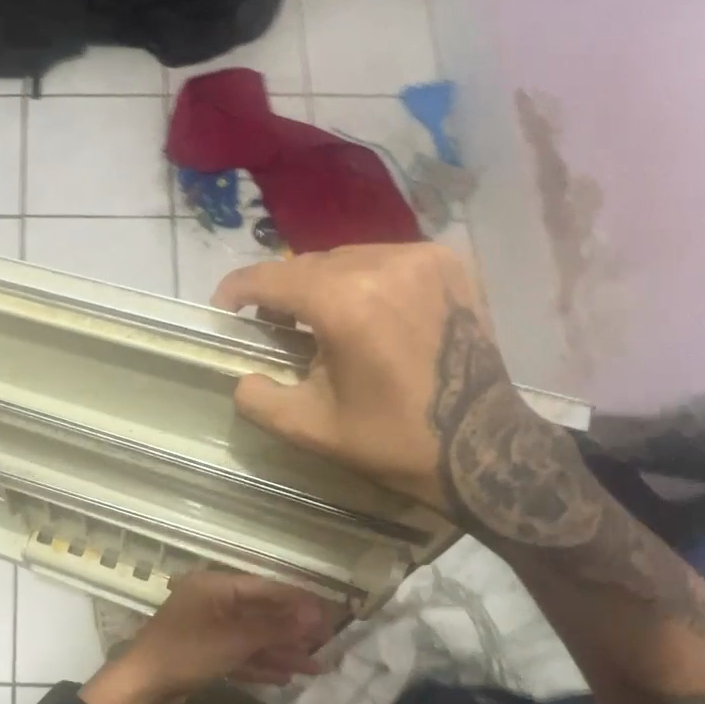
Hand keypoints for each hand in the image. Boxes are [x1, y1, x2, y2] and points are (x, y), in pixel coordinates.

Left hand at [116, 571, 341, 700]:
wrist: (142, 687)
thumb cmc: (187, 652)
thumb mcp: (235, 639)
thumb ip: (275, 626)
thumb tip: (315, 614)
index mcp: (214, 587)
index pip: (265, 588)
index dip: (298, 600)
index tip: (329, 613)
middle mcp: (211, 603)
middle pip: (260, 613)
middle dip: (293, 630)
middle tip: (328, 643)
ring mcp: (206, 630)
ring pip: (251, 638)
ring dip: (282, 651)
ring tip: (317, 667)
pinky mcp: (203, 656)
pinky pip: (238, 655)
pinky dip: (260, 664)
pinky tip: (287, 676)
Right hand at [211, 243, 508, 514]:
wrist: (481, 445)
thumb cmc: (392, 440)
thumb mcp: (309, 428)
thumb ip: (258, 397)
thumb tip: (243, 374)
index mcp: (347, 303)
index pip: (272, 278)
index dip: (237, 290)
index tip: (223, 310)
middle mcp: (385, 265)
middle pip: (308, 264)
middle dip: (281, 292)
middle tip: (271, 327)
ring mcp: (423, 260)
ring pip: (345, 258)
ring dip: (321, 284)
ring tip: (318, 321)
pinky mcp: (449, 265)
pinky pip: (385, 259)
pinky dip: (362, 279)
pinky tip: (363, 311)